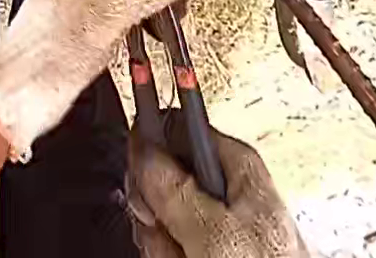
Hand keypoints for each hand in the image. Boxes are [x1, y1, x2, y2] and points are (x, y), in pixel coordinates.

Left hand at [0, 0, 189, 158]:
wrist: (14, 99)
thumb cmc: (49, 54)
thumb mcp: (109, 12)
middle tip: (171, 15)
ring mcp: (77, 2)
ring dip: (147, 11)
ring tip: (158, 32)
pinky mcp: (78, 29)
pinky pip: (116, 18)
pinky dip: (133, 28)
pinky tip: (137, 45)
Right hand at [127, 128, 306, 257]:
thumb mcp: (214, 232)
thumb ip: (172, 187)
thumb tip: (142, 147)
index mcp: (236, 167)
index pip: (178, 129)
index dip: (152, 148)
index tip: (138, 171)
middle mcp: (227, 192)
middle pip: (163, 182)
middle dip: (157, 215)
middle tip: (169, 238)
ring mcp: (218, 231)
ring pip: (163, 224)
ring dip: (164, 248)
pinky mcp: (210, 257)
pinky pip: (171, 251)